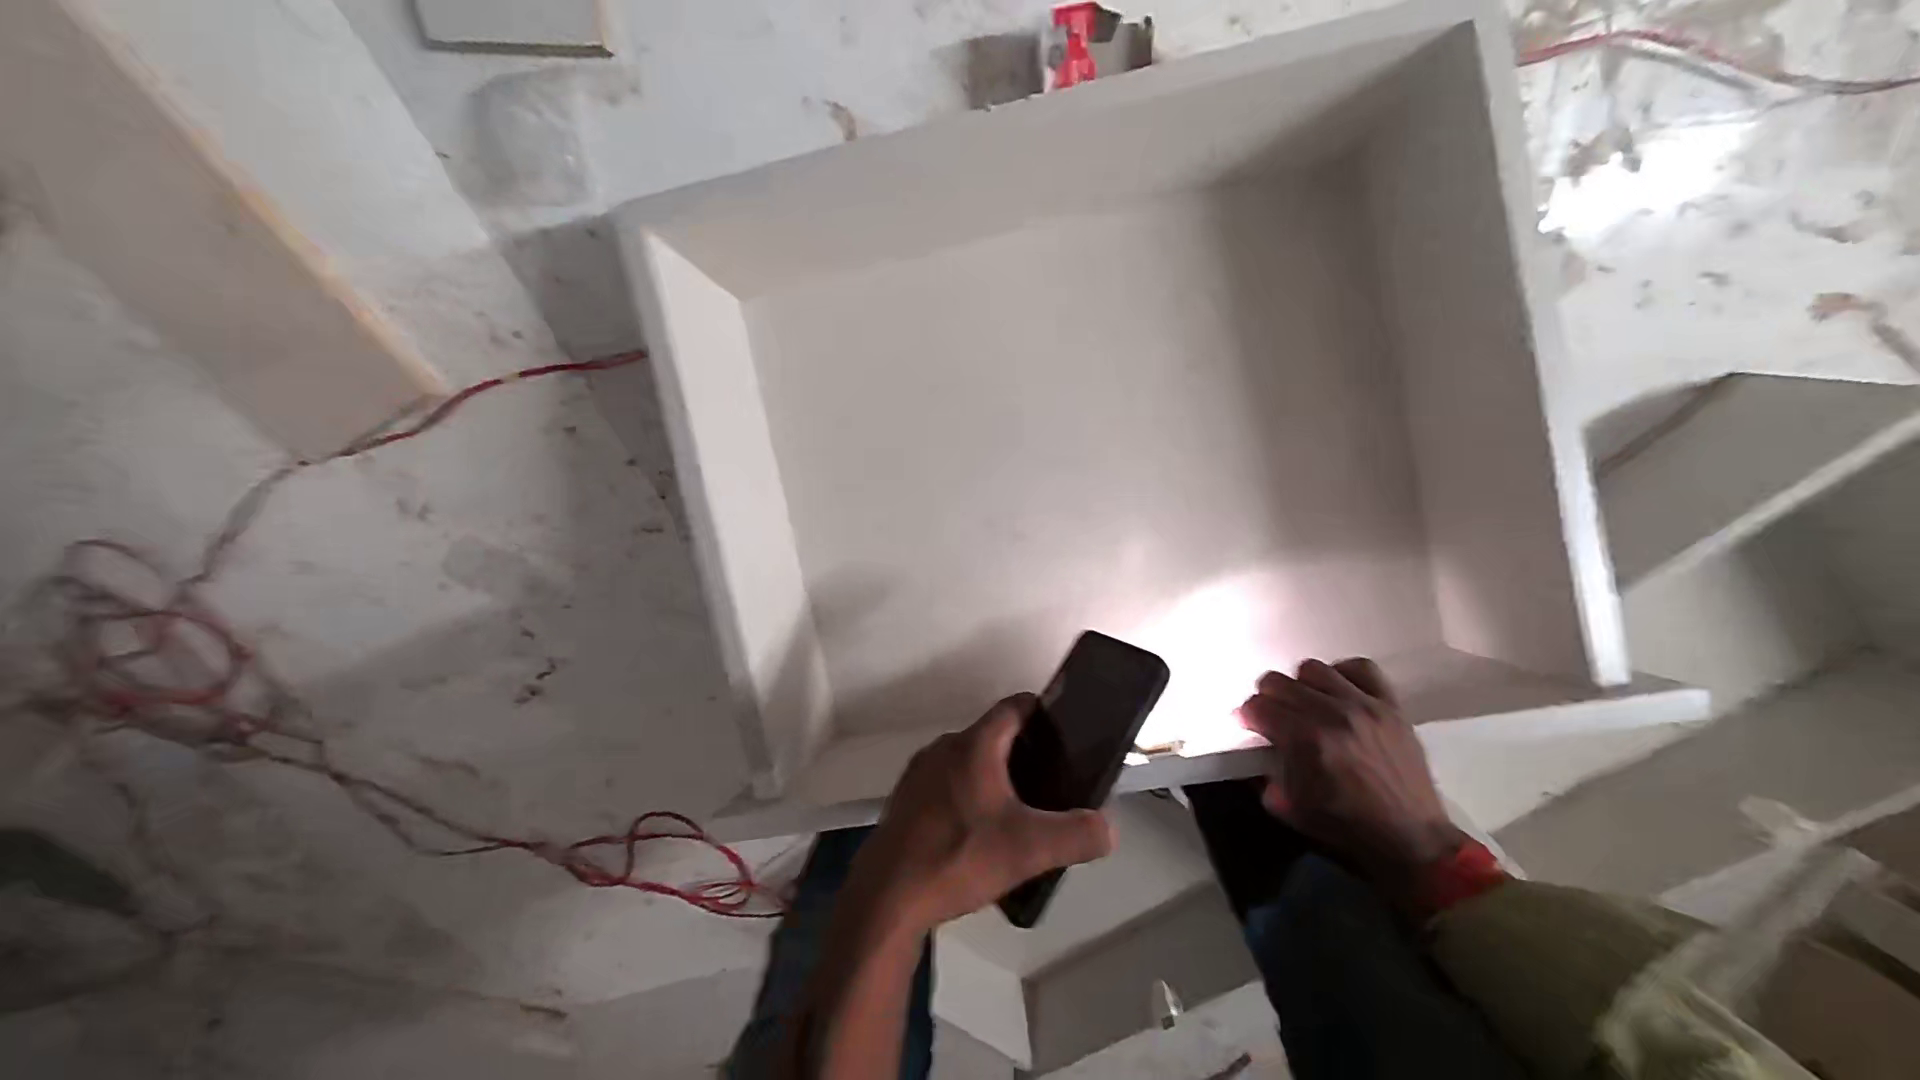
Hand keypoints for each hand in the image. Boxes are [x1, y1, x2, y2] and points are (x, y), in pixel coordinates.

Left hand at [846, 694, 1116, 934]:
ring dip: (993, 775)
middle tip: (1050, 780)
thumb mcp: (1030, 849)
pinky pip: (946, 782)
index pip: (1014, 707)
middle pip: (992, 734)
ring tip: (1017, 809)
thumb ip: (1077, 835)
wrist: (889, 894)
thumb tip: (1108, 828)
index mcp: (975, 745)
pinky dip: (967, 793)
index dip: (1042, 712)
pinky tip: (977, 830)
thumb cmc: (960, 856)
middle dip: (1022, 751)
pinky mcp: (906, 797)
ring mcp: (920, 771)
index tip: (1063, 732)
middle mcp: (945, 747)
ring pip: (968, 760)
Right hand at [1237, 658, 1463, 892]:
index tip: (1249, 727)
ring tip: (1306, 705)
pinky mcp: (1391, 706)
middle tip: (1273, 717)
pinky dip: (1343, 675)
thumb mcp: (1286, 807)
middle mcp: (1333, 714)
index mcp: (1306, 740)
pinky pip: (1360, 668)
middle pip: (1277, 681)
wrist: (1410, 839)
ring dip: (1301, 686)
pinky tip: (1339, 694)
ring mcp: (1365, 706)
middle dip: (1266, 700)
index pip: (1257, 706)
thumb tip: (1252, 747)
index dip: (1246, 717)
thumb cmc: (1344, 826)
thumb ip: (1262, 771)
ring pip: (1313, 669)